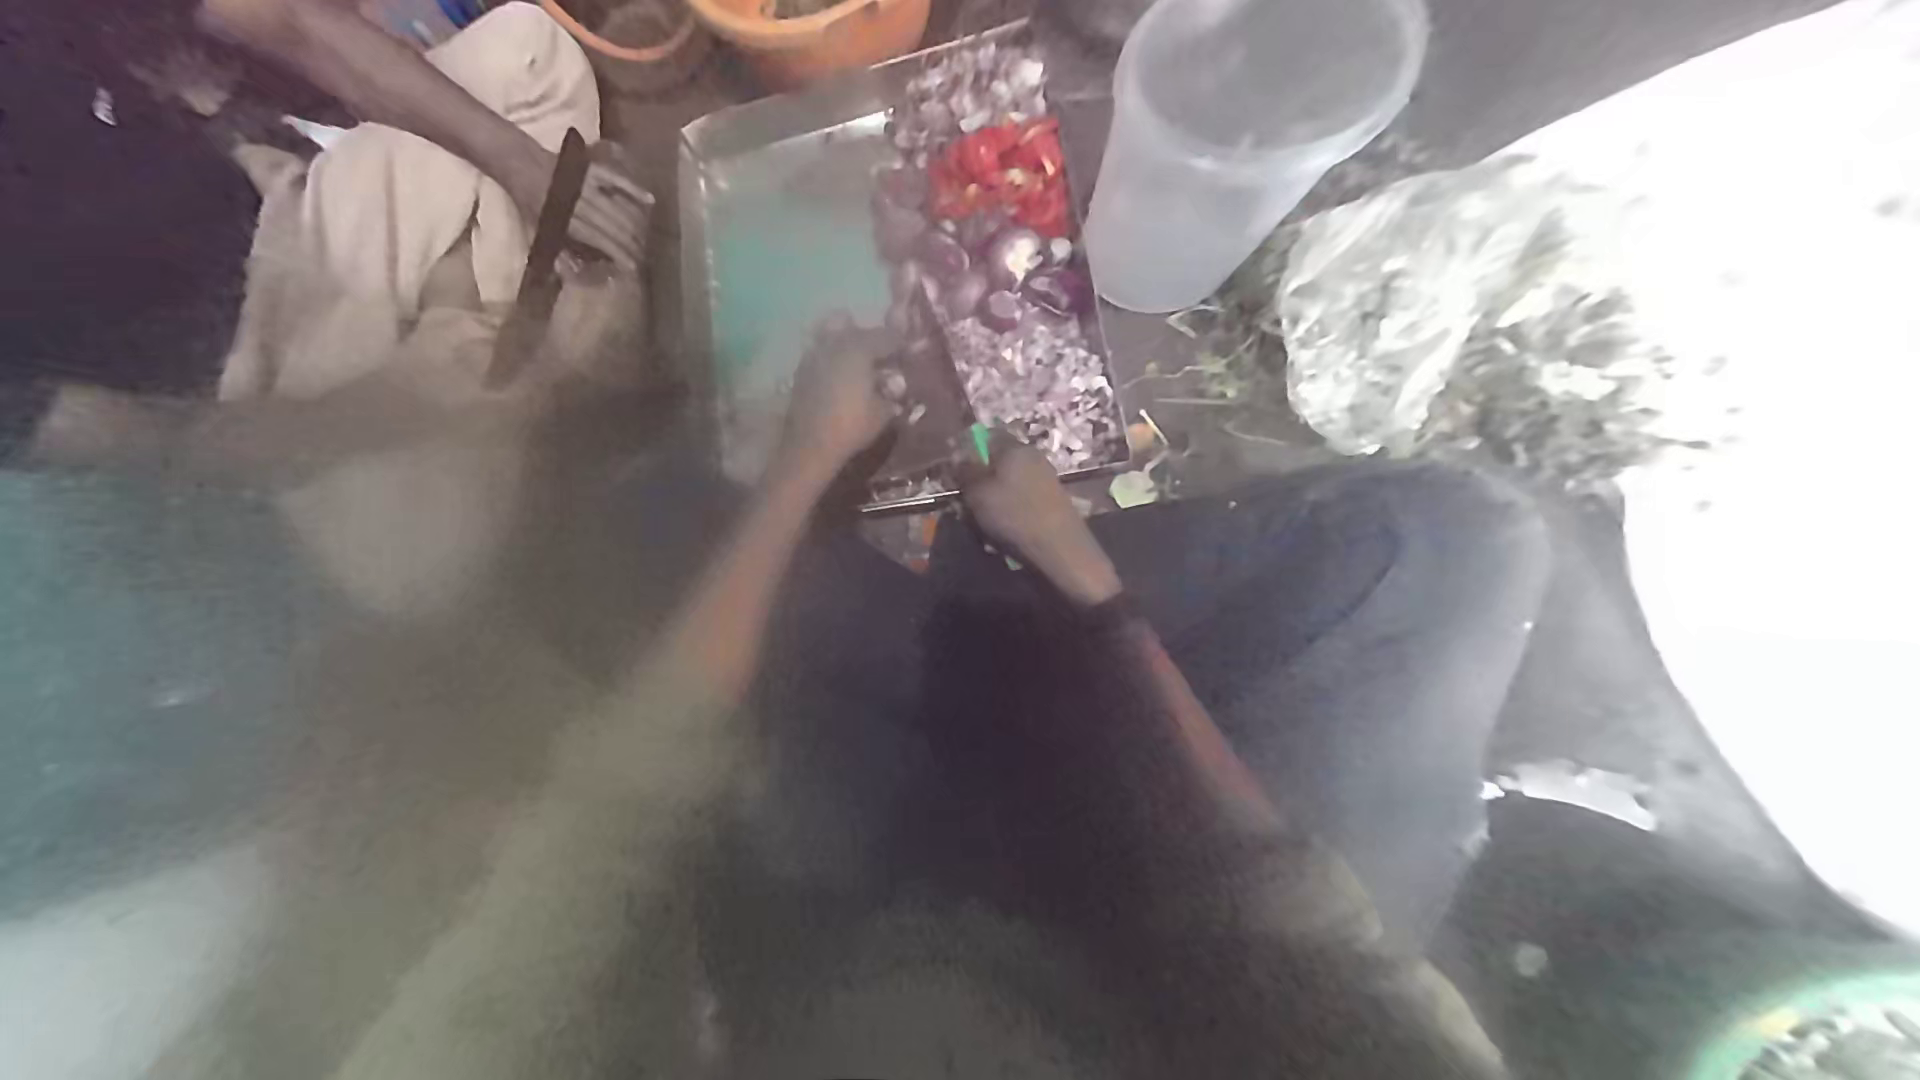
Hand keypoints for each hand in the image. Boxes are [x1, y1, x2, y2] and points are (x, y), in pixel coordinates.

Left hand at [509, 141, 653, 273]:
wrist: (515, 160)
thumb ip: (557, 252)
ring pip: (618, 208)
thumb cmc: (528, 201)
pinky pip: (615, 178)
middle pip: (613, 225)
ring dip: (635, 225)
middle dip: (632, 243)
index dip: (618, 253)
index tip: (633, 267)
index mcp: (564, 219)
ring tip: (645, 240)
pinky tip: (650, 200)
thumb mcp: (535, 230)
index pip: (599, 239)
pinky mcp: (590, 167)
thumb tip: (578, 270)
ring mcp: (585, 183)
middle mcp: (577, 201)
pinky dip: (632, 188)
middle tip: (645, 256)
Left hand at [778, 315, 902, 481]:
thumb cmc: (852, 426)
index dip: (900, 344)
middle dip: (873, 341)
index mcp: (859, 348)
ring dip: (849, 345)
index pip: (887, 336)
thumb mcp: (883, 413)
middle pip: (858, 331)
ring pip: (834, 335)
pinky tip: (841, 378)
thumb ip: (892, 394)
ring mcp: (814, 354)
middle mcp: (834, 343)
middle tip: (885, 361)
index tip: (909, 353)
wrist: (809, 446)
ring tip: (860, 366)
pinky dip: (833, 360)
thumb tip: (895, 387)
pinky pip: (822, 353)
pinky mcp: (801, 370)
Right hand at [958, 432, 1121, 606]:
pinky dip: (1010, 512)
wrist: (1060, 548)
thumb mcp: (978, 492)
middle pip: (997, 462)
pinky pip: (1021, 499)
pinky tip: (1005, 532)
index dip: (968, 452)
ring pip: (1008, 484)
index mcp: (1014, 447)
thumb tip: (959, 456)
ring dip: (993, 501)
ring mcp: (1045, 478)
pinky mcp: (1051, 499)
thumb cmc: (1014, 515)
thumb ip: (965, 471)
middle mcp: (1032, 457)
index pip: (986, 435)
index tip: (957, 474)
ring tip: (985, 524)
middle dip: (981, 481)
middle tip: (968, 504)